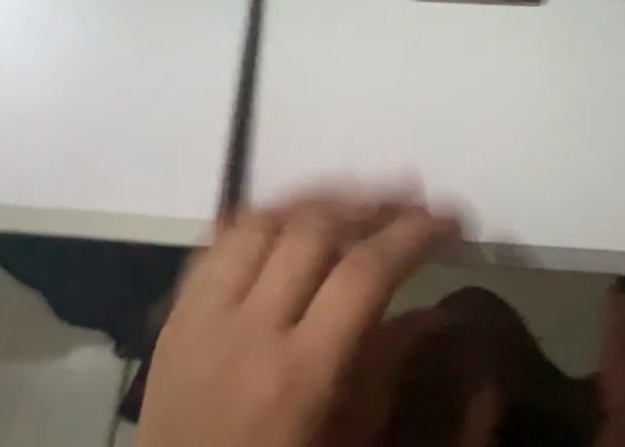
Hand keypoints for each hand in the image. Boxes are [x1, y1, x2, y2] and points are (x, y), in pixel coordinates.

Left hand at [139, 197, 461, 446]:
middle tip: (409, 201)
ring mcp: (202, 316)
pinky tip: (290, 218)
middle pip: (313, 230)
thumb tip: (433, 311)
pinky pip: (218, 240)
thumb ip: (387, 369)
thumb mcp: (347, 439)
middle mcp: (248, 330)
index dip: (413, 235)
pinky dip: (262, 219)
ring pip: (262, 220)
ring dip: (315, 202)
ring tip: (354, 202)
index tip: (449, 220)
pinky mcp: (175, 313)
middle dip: (370, 203)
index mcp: (300, 375)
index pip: (364, 274)